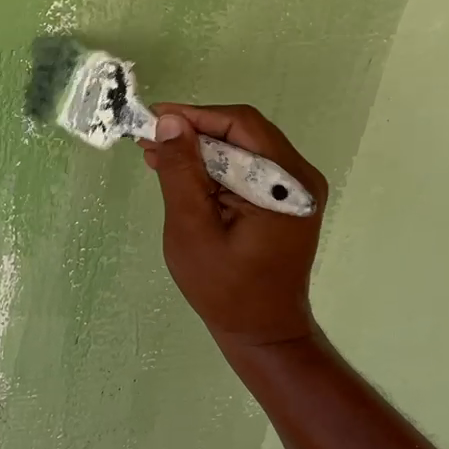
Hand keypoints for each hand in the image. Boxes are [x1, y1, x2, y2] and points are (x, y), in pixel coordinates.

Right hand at [139, 104, 329, 346]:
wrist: (262, 332)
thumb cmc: (224, 288)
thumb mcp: (192, 228)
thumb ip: (181, 172)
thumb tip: (169, 122)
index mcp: (286, 184)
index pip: (240, 126)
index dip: (194, 116)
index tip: (152, 120)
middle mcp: (299, 177)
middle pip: (242, 131)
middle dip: (193, 131)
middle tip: (149, 139)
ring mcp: (294, 187)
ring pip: (241, 145)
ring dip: (198, 147)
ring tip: (156, 154)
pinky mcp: (282, 197)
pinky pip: (245, 164)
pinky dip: (211, 164)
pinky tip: (180, 171)